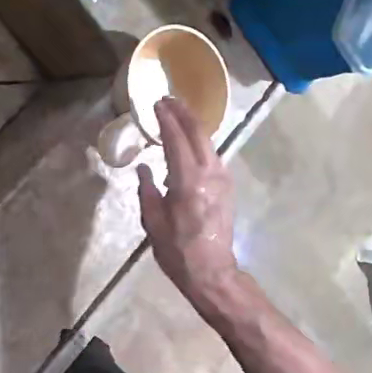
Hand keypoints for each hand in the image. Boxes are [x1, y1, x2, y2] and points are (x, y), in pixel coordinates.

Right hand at [138, 97, 239, 300]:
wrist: (212, 273)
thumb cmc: (177, 251)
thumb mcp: (153, 222)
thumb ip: (148, 190)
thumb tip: (144, 168)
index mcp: (187, 181)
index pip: (176, 139)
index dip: (166, 119)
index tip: (156, 103)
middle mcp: (209, 174)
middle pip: (198, 133)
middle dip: (183, 113)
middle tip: (168, 99)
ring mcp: (222, 179)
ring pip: (209, 142)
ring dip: (193, 124)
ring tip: (178, 113)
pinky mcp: (227, 187)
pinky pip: (213, 154)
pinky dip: (200, 140)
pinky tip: (190, 139)